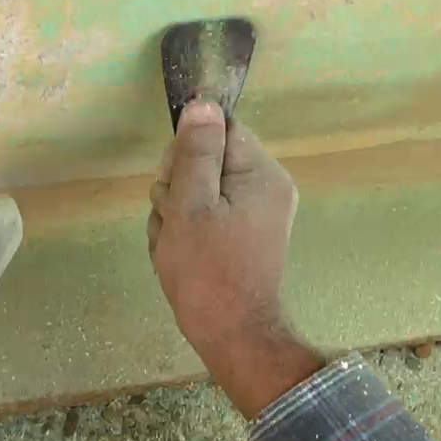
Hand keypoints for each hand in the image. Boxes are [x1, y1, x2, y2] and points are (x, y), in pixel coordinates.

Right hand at [149, 101, 322, 417]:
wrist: (232, 336)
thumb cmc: (208, 271)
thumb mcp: (191, 205)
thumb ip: (195, 153)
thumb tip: (201, 104)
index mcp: (262, 174)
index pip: (218, 130)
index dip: (186, 151)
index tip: (176, 183)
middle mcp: (266, 187)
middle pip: (205, 158)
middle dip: (177, 187)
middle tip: (173, 221)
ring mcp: (256, 213)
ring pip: (196, 189)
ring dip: (174, 213)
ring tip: (175, 244)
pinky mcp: (243, 235)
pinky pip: (203, 215)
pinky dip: (184, 231)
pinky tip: (179, 254)